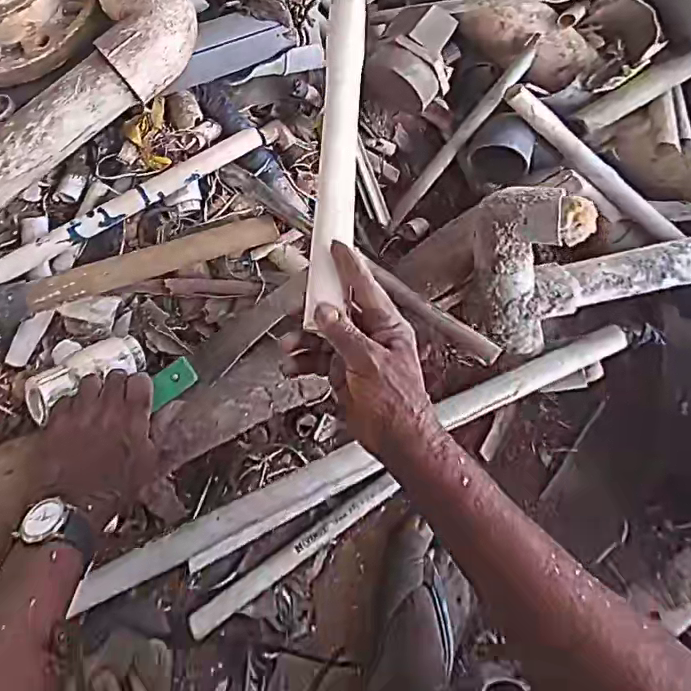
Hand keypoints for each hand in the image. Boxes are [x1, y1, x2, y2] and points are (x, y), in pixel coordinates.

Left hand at [40, 371, 158, 526]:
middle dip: (117, 384)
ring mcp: (80, 411)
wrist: (74, 509)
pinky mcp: (57, 420)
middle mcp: (107, 408)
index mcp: (132, 417)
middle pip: (115, 375)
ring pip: (89, 381)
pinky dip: (70, 406)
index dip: (139, 385)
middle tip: (116, 398)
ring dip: (93, 390)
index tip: (138, 392)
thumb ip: (154, 436)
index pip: (140, 380)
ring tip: (94, 404)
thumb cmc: (111, 492)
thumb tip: (159, 421)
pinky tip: (73, 418)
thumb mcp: (146, 466)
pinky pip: (65, 400)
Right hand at [311, 241, 442, 461]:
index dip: (349, 266)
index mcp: (388, 327)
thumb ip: (344, 335)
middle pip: (337, 309)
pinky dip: (302, 360)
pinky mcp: (341, 371)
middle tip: (297, 305)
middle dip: (314, 308)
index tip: (336, 247)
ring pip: (322, 334)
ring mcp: (354, 353)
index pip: (366, 287)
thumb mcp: (370, 363)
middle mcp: (370, 336)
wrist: (397, 443)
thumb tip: (324, 313)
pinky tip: (293, 365)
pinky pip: (316, 358)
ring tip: (290, 344)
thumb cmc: (400, 406)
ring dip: (303, 338)